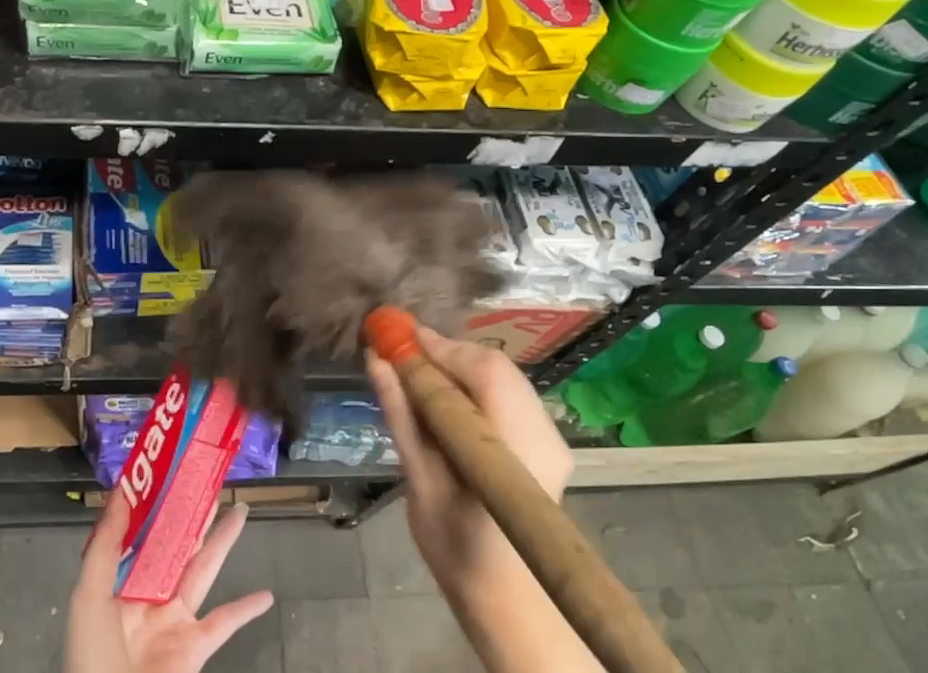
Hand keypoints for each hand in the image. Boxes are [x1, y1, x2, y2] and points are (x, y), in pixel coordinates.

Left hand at [65, 495, 274, 672]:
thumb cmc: (94, 653)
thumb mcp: (89, 596)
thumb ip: (106, 547)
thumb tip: (120, 496)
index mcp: (118, 586)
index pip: (138, 538)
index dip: (152, 509)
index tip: (167, 478)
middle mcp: (148, 599)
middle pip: (175, 548)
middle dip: (193, 518)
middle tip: (211, 486)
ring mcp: (174, 621)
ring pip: (203, 572)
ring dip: (222, 543)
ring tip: (241, 512)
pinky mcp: (195, 646)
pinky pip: (224, 624)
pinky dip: (246, 610)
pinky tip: (266, 595)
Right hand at [366, 327, 572, 597]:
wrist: (503, 595)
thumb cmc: (455, 543)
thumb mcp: (420, 477)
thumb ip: (402, 413)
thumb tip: (377, 359)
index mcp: (515, 444)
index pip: (481, 370)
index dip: (436, 346)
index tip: (395, 332)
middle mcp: (543, 431)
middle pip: (494, 368)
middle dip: (445, 353)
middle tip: (400, 350)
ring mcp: (551, 437)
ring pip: (502, 379)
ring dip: (457, 368)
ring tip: (415, 369)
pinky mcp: (546, 443)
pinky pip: (508, 397)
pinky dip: (473, 386)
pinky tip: (444, 393)